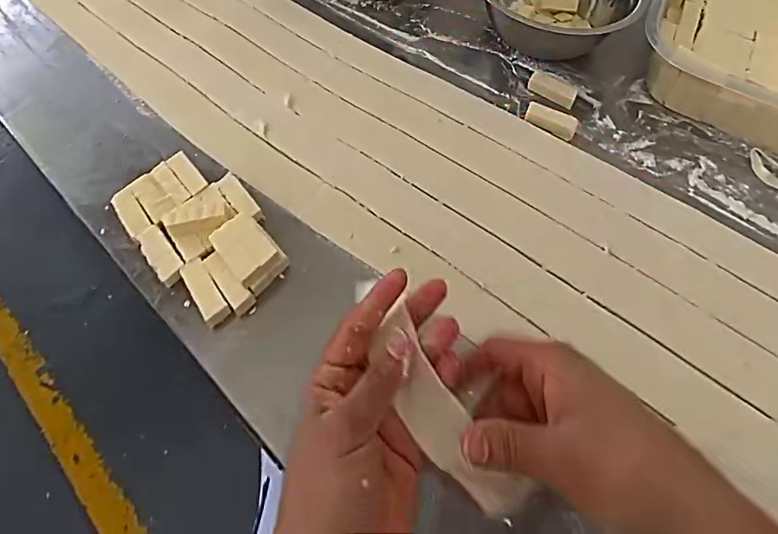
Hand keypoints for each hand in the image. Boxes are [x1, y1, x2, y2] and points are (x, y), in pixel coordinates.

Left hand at [274, 270, 462, 533]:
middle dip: (413, 317)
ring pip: (414, 375)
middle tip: (437, 293)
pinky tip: (456, 373)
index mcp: (332, 386)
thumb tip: (398, 344)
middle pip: (390, 346)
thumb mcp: (343, 432)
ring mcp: (386, 422)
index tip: (399, 280)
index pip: (356, 332)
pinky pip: (429, 410)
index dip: (378, 303)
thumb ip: (374, 387)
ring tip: (452, 329)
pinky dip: (444, 391)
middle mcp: (359, 397)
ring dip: (433, 351)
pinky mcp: (409, 448)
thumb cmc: (321, 498)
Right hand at [460, 338, 777, 533]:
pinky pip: (538, 430)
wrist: (688, 505)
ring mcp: (572, 404)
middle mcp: (560, 374)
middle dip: (479, 410)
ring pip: (519, 409)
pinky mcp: (583, 432)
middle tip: (455, 443)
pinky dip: (520, 448)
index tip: (437, 394)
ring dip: (499, 434)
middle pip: (503, 381)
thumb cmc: (626, 464)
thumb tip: (465, 440)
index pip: (494, 349)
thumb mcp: (557, 455)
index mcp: (552, 362)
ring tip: (478, 465)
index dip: (463, 366)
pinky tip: (509, 474)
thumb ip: (506, 443)